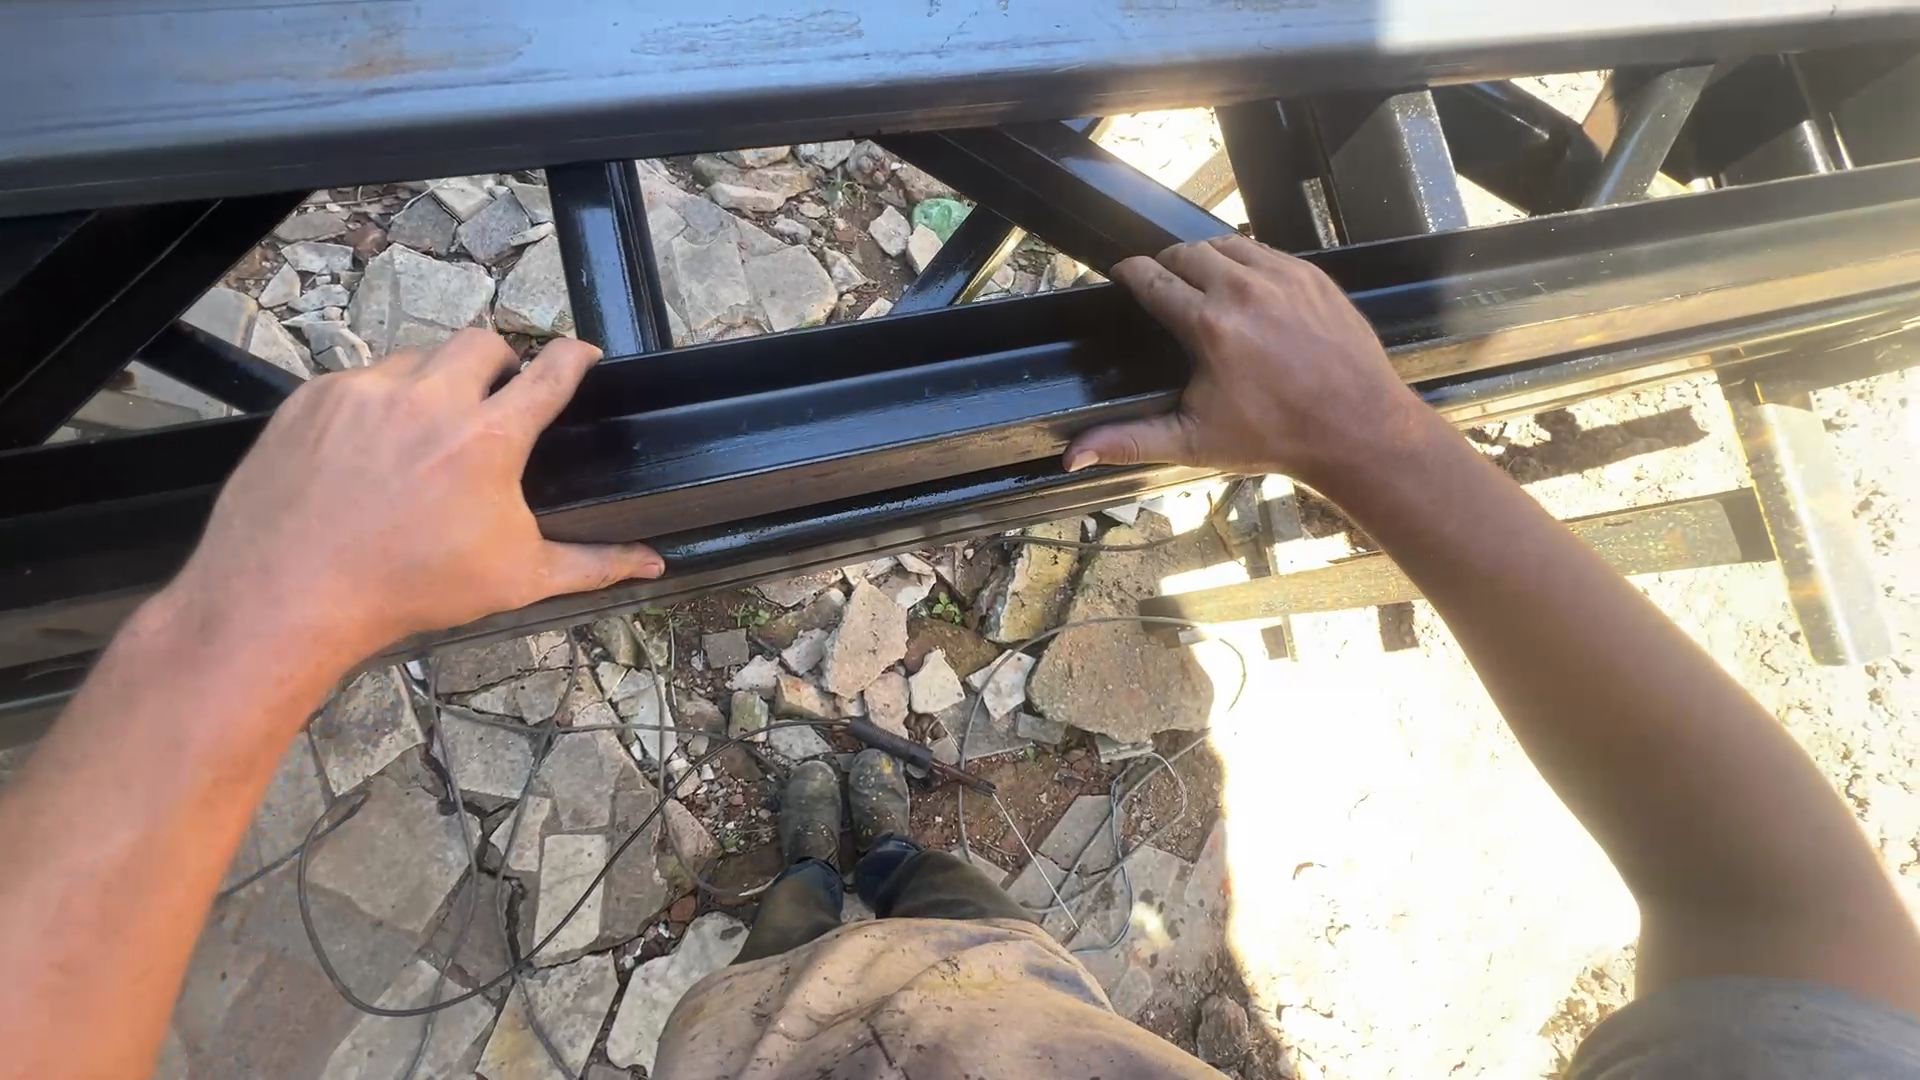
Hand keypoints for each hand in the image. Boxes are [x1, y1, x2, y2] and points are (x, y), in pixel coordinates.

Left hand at [167, 331, 663, 660]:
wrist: (286, 596)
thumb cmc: (416, 587)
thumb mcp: (521, 577)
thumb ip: (597, 563)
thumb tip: (655, 564)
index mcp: (489, 439)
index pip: (548, 373)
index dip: (575, 356)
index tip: (584, 351)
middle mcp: (429, 400)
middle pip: (482, 341)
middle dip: (503, 360)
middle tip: (502, 396)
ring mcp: (364, 392)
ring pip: (420, 354)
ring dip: (443, 376)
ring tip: (438, 421)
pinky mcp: (312, 398)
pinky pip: (364, 375)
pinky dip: (386, 396)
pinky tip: (382, 441)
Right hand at [1064, 234, 1426, 485]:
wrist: (1356, 429)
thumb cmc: (1272, 438)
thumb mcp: (1191, 442)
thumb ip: (1127, 441)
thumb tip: (1072, 456)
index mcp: (1210, 326)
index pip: (1154, 278)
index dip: (1130, 272)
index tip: (1120, 274)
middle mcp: (1245, 289)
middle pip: (1186, 251)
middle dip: (1164, 263)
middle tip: (1156, 284)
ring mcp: (1284, 277)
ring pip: (1226, 244)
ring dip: (1202, 257)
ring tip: (1194, 281)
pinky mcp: (1313, 276)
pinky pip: (1265, 251)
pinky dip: (1243, 261)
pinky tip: (1240, 287)